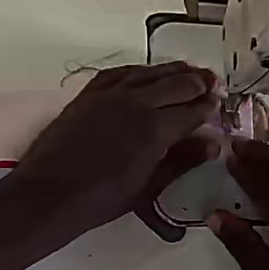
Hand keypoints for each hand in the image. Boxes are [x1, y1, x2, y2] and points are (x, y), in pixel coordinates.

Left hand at [6, 62, 221, 233]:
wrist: (50, 194)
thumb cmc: (100, 199)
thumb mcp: (148, 186)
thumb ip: (181, 161)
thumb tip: (210, 145)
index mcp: (156, 128)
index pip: (192, 110)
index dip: (208, 107)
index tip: (218, 105)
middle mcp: (137, 103)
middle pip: (176, 84)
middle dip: (197, 83)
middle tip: (211, 83)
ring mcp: (111, 95)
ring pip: (149, 72)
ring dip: (172, 70)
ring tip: (188, 71)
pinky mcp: (89, 95)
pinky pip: (119, 73)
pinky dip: (138, 70)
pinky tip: (146, 72)